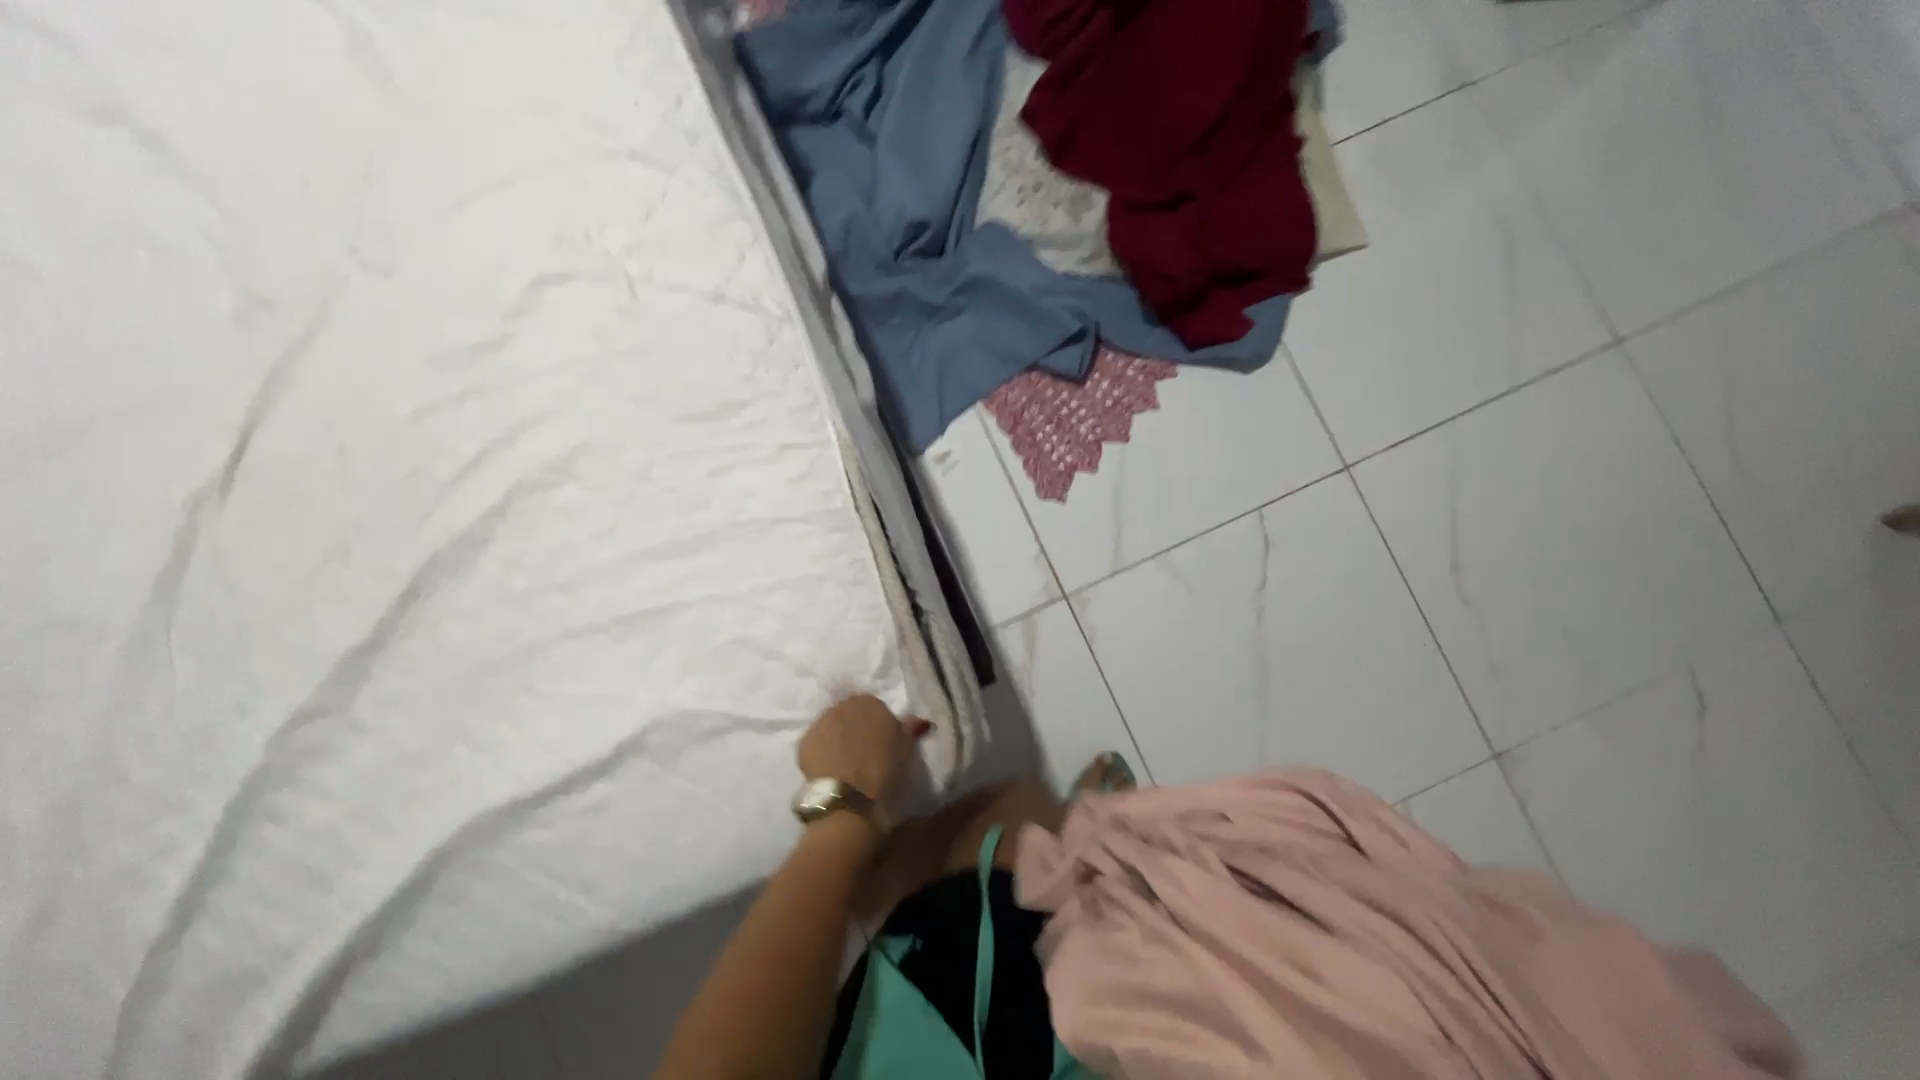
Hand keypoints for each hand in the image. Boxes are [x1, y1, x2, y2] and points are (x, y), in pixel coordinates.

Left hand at [797, 695, 929, 810]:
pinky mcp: (803, 742)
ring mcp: (820, 722)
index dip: (876, 723)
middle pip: (848, 712)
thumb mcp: (906, 748)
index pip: (872, 705)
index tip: (880, 740)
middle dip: (854, 726)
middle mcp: (842, 705)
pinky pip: (815, 742)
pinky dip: (820, 751)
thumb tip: (918, 719)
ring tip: (844, 761)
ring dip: (836, 737)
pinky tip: (828, 768)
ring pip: (830, 726)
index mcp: (869, 702)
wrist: (849, 795)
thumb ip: (909, 728)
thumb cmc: (884, 769)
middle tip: (862, 750)